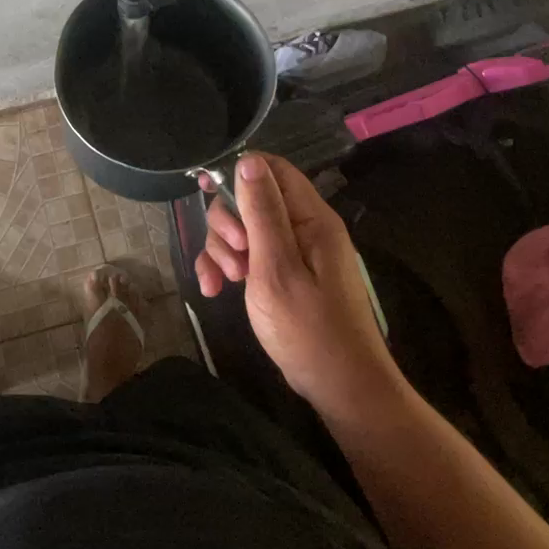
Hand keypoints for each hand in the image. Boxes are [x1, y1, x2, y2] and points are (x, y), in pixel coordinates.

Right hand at [196, 153, 407, 420]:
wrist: (340, 387)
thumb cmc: (310, 329)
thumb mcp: (277, 268)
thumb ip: (262, 213)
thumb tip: (248, 160)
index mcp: (311, 219)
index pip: (273, 169)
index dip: (238, 174)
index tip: (209, 193)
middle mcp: (304, 228)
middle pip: (251, 199)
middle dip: (228, 223)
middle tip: (233, 257)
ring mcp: (294, 253)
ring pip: (244, 229)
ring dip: (223, 250)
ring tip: (223, 281)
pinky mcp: (284, 275)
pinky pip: (248, 256)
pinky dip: (227, 268)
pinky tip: (214, 290)